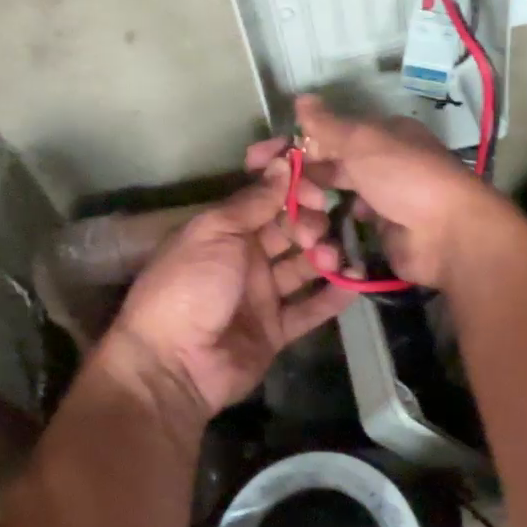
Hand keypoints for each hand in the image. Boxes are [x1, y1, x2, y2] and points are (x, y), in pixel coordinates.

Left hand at [106, 154, 351, 417]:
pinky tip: (354, 282)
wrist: (172, 363)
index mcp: (225, 230)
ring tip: (331, 259)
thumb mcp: (215, 232)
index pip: (268, 200)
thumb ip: (254, 200)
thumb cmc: (189, 285)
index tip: (317, 190)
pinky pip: (310, 309)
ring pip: (303, 267)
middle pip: (290, 231)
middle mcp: (245, 258)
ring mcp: (262, 295)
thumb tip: (284, 162)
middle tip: (315, 233)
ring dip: (323, 257)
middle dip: (310, 225)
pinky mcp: (276, 330)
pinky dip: (332, 297)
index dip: (294, 191)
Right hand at [289, 95, 505, 288]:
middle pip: (329, 174)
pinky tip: (324, 252)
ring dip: (314, 222)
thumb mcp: (364, 141)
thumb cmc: (405, 176)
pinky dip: (334, 246)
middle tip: (292, 203)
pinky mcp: (382, 240)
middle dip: (304, 189)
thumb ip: (328, 125)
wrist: (449, 234)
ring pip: (334, 209)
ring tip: (309, 235)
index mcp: (382, 138)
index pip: (330, 138)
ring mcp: (383, 205)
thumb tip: (301, 98)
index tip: (263, 163)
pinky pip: (348, 240)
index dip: (297, 149)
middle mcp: (382, 168)